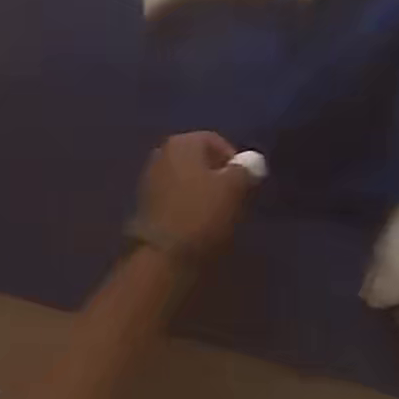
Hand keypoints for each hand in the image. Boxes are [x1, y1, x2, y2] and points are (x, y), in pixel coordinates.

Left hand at [134, 132, 256, 258]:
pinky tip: (199, 224)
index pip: (215, 141)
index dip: (235, 161)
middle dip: (218, 176)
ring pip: (187, 179)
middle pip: (199, 159)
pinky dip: (189, 205)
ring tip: (220, 215)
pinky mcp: (146, 204)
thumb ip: (245, 170)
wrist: (163, 257)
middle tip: (236, 199)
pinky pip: (175, 197)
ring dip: (203, 192)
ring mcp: (150, 178)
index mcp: (181, 142)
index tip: (247, 185)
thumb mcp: (234, 190)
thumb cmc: (202, 215)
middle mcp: (161, 153)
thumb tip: (253, 160)